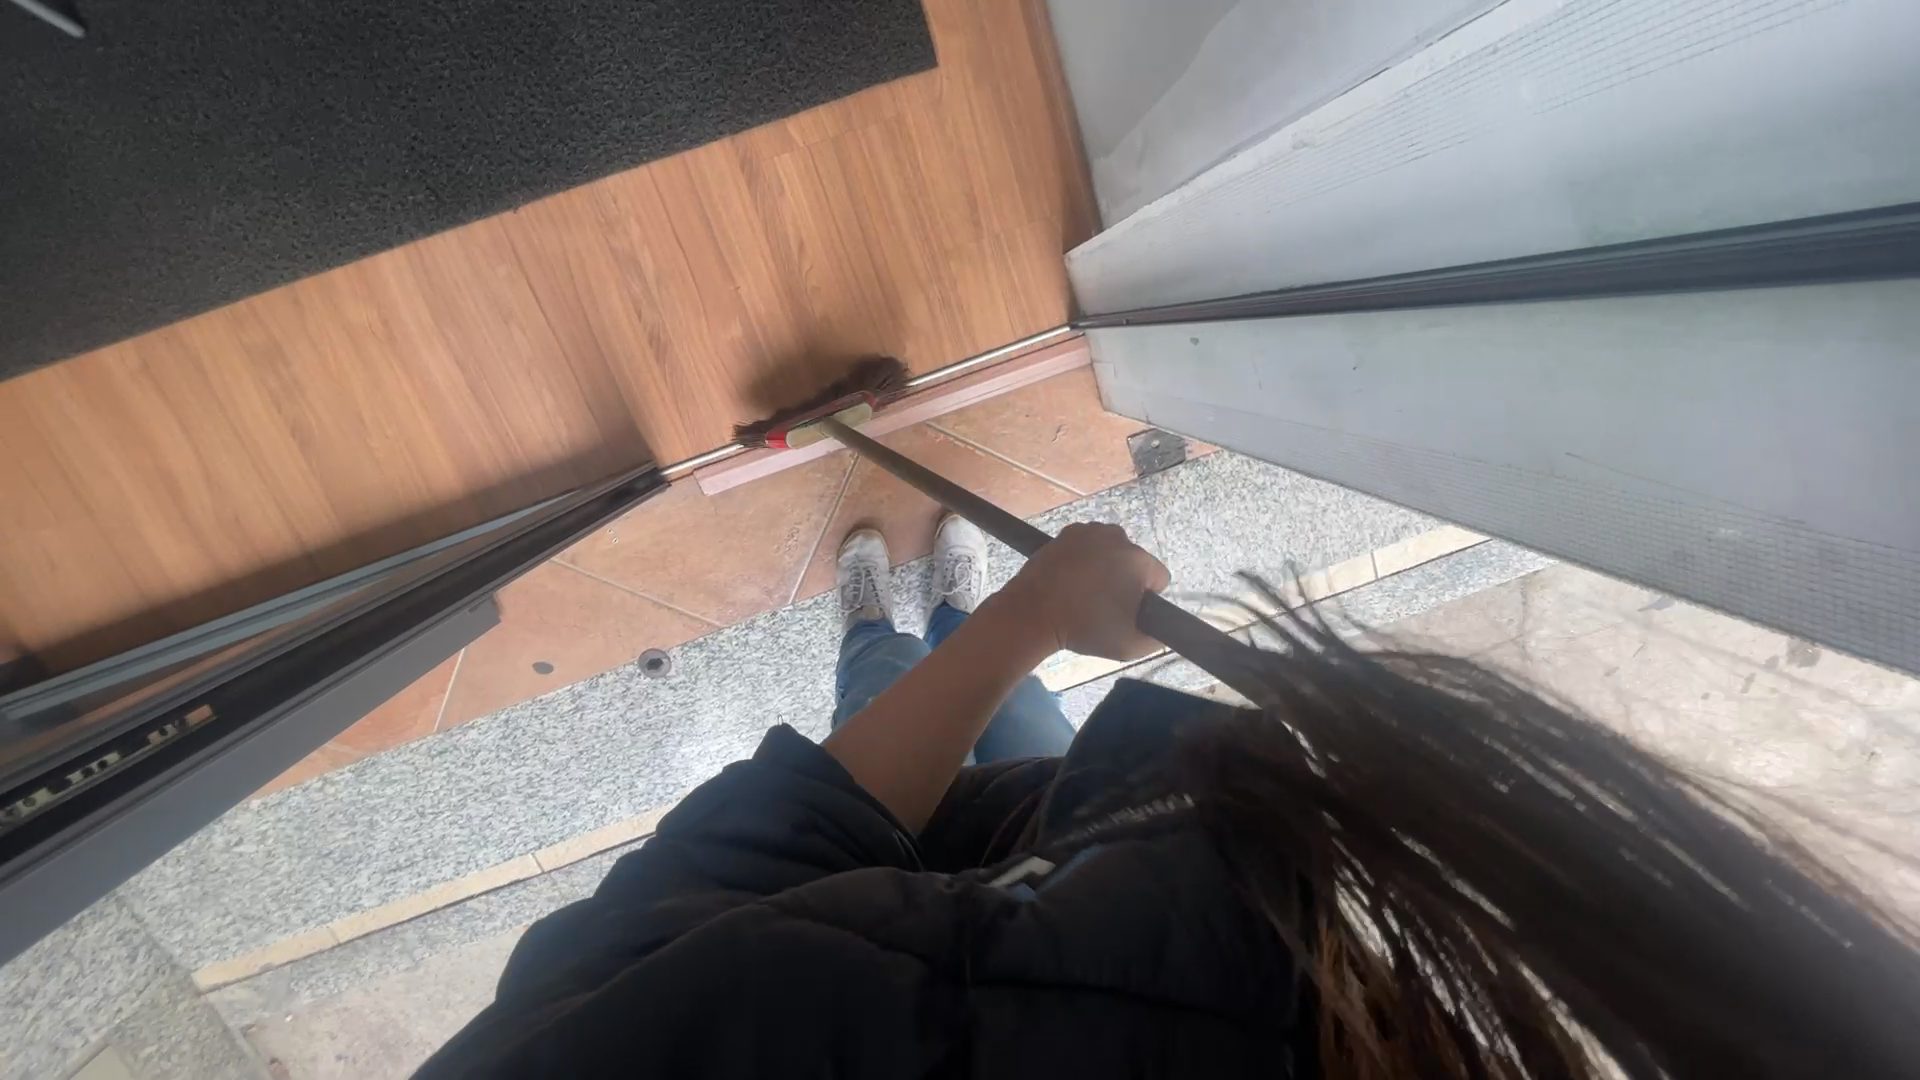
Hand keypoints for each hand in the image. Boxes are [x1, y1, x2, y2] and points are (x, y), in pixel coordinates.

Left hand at [996, 522, 1170, 660]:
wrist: (1033, 613)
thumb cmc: (1084, 628)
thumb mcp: (1129, 646)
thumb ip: (1155, 639)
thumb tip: (1160, 630)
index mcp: (1137, 559)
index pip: (1159, 577)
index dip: (1146, 597)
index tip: (1126, 611)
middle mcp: (1116, 536)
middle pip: (1133, 561)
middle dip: (1125, 579)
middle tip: (1103, 604)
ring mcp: (1088, 531)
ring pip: (1110, 551)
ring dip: (1105, 566)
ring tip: (1084, 591)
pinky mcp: (1065, 533)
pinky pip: (1086, 546)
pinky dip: (1083, 558)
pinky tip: (1071, 577)